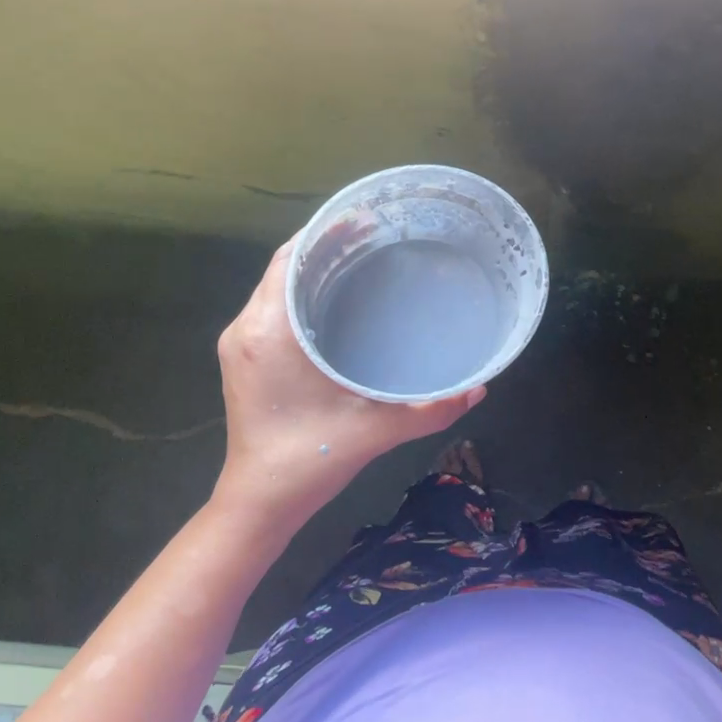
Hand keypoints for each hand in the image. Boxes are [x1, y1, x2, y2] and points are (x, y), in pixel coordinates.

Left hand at [213, 234, 484, 516]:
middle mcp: (248, 327)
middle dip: (329, 244)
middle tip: (379, 235)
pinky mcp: (245, 357)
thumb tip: (480, 388)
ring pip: (278, 284)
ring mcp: (241, 343)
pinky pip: (276, 306)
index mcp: (270, 331)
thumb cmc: (310, 458)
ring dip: (316, 267)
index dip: (327, 230)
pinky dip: (305, 290)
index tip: (368, 218)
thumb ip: (433, 409)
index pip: (291, 257)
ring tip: (365, 258)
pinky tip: (343, 297)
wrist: (260, 503)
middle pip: (285, 265)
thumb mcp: (378, 430)